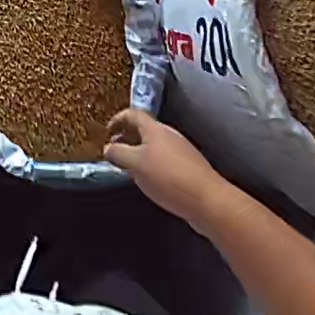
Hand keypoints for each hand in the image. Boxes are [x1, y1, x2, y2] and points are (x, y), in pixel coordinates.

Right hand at [105, 108, 234, 228]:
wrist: (206, 199)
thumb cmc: (167, 177)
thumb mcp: (136, 165)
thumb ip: (119, 154)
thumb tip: (108, 148)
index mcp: (154, 128)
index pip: (132, 114)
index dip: (118, 119)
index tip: (107, 131)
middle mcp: (168, 134)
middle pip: (144, 129)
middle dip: (127, 137)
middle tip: (116, 150)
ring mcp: (181, 150)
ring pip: (154, 145)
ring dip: (139, 151)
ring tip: (129, 167)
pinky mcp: (189, 167)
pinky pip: (164, 159)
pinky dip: (152, 163)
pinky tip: (150, 180)